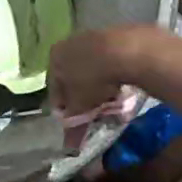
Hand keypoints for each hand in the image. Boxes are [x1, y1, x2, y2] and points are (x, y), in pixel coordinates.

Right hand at [48, 25, 163, 115]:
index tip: (77, 122)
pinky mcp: (114, 35)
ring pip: (91, 70)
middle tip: (95, 113)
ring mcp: (92, 37)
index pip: (54, 90)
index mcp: (54, 58)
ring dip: (98, 87)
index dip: (65, 110)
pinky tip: (121, 86)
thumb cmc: (93, 79)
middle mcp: (68, 44)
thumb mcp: (81, 106)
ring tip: (111, 101)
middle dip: (83, 97)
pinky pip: (108, 62)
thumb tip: (69, 146)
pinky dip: (112, 75)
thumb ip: (73, 126)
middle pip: (73, 78)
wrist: (127, 51)